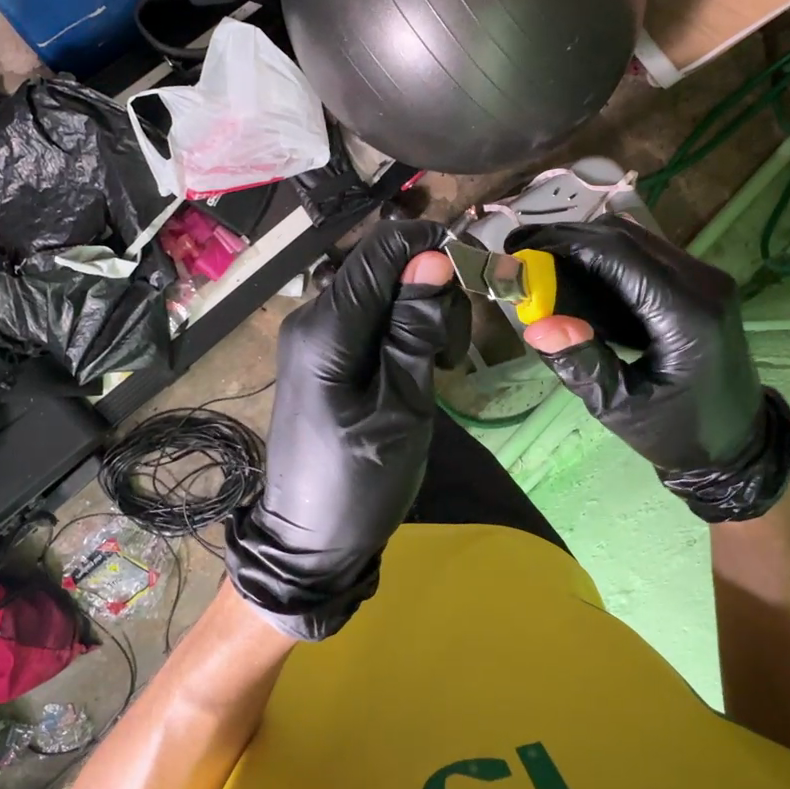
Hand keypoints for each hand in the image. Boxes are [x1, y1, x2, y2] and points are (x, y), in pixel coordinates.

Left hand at [226, 220, 468, 639]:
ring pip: (380, 292)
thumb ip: (414, 328)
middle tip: (455, 353)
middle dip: (431, 291)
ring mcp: (313, 337)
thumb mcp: (402, 407)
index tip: (479, 279)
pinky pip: (368, 320)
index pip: (382, 250)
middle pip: (383, 267)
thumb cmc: (362, 482)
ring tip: (440, 368)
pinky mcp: (321, 355)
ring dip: (420, 315)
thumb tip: (434, 257)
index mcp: (326, 328)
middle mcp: (312, 318)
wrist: (310, 540)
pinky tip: (417, 370)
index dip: (433, 248)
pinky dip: (401, 333)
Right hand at [507, 217, 789, 522]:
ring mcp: (706, 279)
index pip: (618, 255)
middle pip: (626, 238)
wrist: (737, 443)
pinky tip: (576, 277)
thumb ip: (581, 363)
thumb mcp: (621, 407)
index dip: (564, 245)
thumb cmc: (678, 433)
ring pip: (636, 240)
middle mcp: (703, 283)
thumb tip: (536, 325)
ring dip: (586, 247)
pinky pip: (646, 256)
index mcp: (687, 314)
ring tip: (542, 264)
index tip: (519, 249)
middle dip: (568, 240)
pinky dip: (607, 260)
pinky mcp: (701, 284)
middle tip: (522, 253)